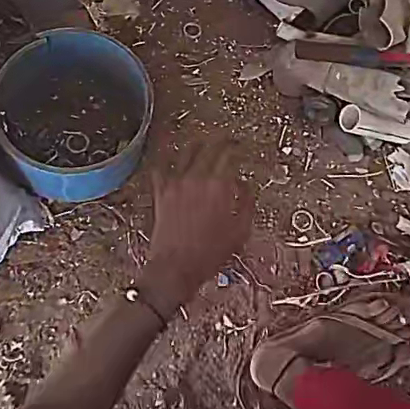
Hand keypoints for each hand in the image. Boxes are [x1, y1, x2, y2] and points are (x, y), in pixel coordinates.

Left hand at [138, 141, 255, 306]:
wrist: (176, 268)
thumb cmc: (208, 255)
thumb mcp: (240, 231)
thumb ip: (247, 204)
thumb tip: (248, 188)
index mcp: (219, 187)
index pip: (230, 157)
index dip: (237, 151)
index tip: (240, 151)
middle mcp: (197, 179)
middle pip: (210, 149)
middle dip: (220, 142)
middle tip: (226, 140)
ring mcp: (176, 184)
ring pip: (186, 153)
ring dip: (196, 145)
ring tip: (202, 141)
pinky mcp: (161, 193)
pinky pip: (161, 169)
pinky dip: (167, 162)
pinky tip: (170, 159)